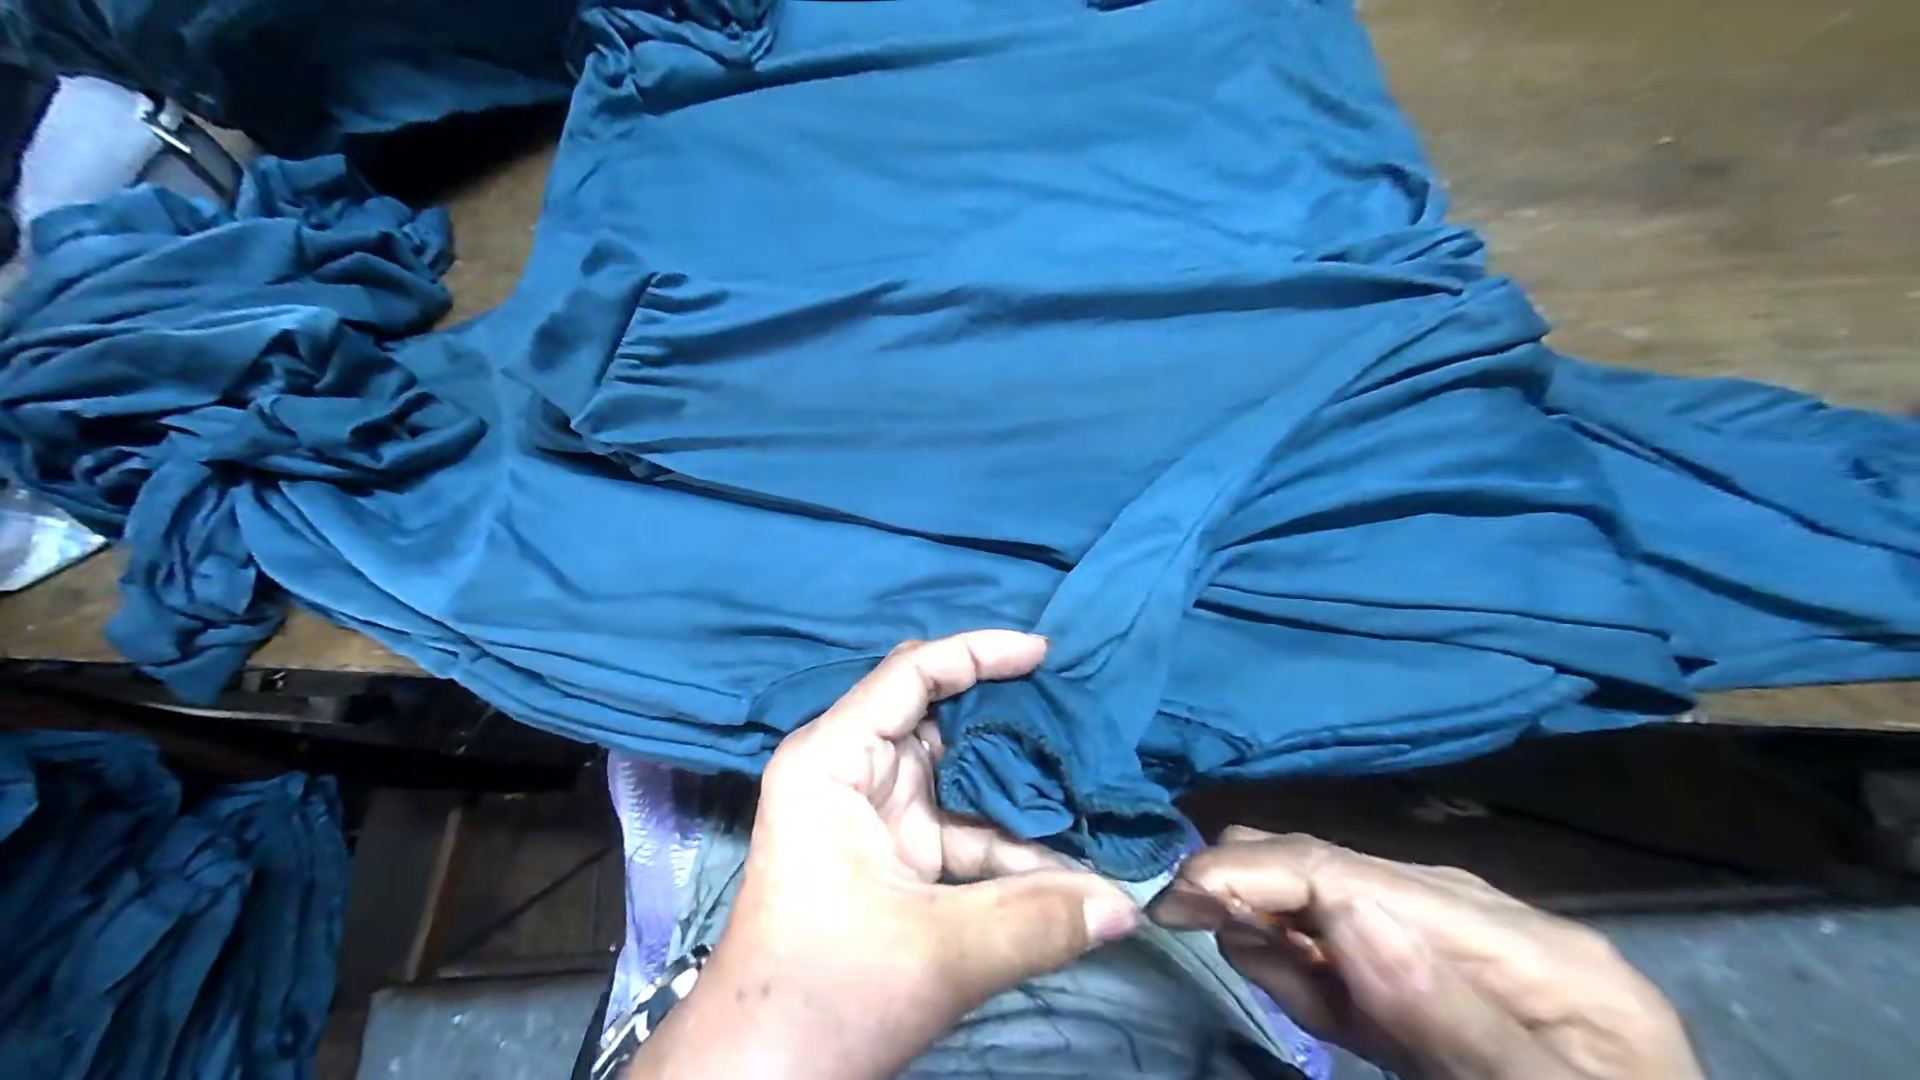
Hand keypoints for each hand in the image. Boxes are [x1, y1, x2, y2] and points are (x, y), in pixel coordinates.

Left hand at [631, 631, 1140, 1079]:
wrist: (760, 1079)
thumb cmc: (820, 998)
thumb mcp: (934, 955)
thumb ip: (1036, 923)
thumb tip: (1128, 903)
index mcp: (833, 759)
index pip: (910, 674)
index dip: (977, 652)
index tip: (1044, 653)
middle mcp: (852, 767)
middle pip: (939, 713)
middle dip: (1007, 712)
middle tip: (1077, 708)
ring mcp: (876, 808)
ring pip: (959, 770)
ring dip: (1019, 783)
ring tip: (1090, 774)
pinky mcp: (897, 848)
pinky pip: (964, 823)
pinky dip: (1011, 838)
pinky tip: (1070, 853)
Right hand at [1149, 828, 1701, 1079]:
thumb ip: (1457, 1026)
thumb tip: (1345, 911)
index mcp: (1531, 949)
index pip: (1363, 878)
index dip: (1258, 873)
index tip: (1176, 897)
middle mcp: (1487, 924)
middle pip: (1339, 871)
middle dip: (1248, 883)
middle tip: (1180, 922)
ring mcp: (1460, 950)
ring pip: (1330, 899)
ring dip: (1267, 919)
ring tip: (1238, 955)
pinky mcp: (1438, 983)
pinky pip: (1349, 951)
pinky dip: (1299, 955)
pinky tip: (1278, 965)